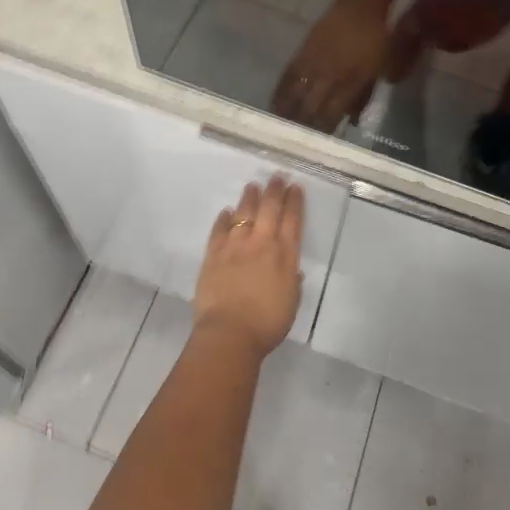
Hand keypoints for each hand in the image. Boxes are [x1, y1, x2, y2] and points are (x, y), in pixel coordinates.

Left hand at [192, 174, 303, 358]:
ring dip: (249, 198)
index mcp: (284, 256)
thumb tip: (293, 269)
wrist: (230, 332)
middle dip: (275, 191)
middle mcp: (261, 244)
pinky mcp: (213, 254)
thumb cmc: (267, 323)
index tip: (295, 187)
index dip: (295, 202)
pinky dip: (223, 219)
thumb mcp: (291, 302)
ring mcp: (235, 246)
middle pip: (269, 210)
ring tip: (253, 186)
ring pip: (243, 214)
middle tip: (277, 177)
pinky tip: (226, 212)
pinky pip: (219, 230)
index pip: (292, 221)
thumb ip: (293, 281)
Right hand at [273, 3, 390, 132]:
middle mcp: (329, 77)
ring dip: (287, 112)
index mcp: (350, 83)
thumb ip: (364, 98)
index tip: (316, 145)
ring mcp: (314, 64)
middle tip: (293, 142)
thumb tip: (354, 122)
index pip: (332, 114)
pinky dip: (280, 91)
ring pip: (296, 94)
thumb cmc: (374, 41)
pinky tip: (274, 103)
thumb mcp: (376, 71)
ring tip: (278, 128)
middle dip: (302, 126)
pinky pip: (288, 76)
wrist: (359, 8)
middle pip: (311, 107)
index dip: (323, 130)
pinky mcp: (302, 52)